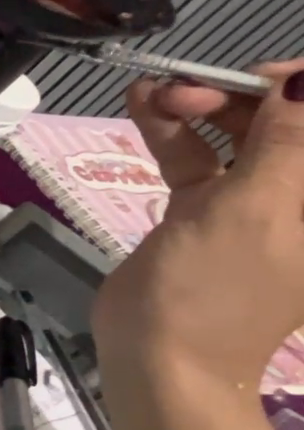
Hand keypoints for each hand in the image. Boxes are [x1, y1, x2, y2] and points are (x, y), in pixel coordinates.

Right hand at [93, 61, 303, 403]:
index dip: (302, 87)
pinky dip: (173, 130)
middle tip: (179, 88)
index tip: (248, 77)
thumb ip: (286, 142)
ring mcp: (259, 197)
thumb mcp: (254, 209)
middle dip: (240, 93)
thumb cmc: (216, 288)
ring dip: (197, 106)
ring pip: (239, 132)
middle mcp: (303, 192)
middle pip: (289, 120)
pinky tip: (143, 106)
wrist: (164, 353)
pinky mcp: (210, 207)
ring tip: (149, 90)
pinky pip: (200, 156)